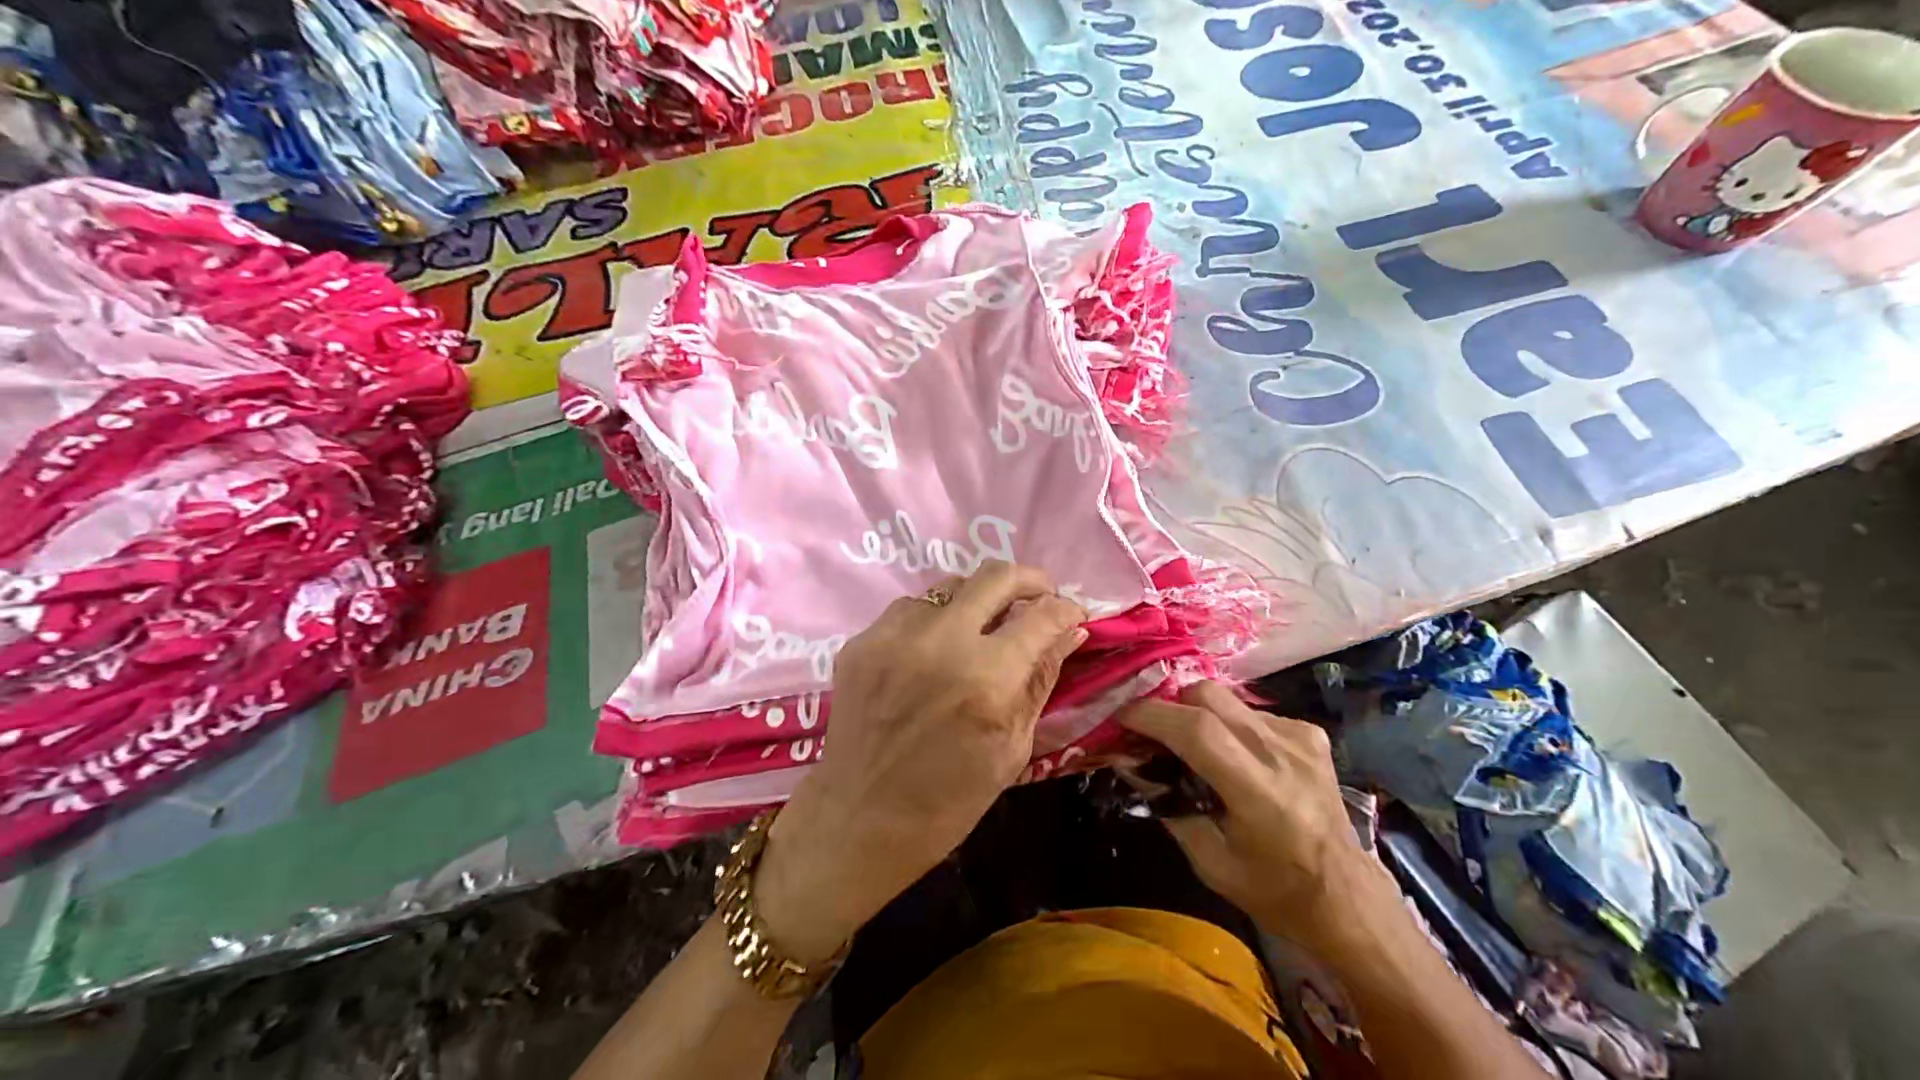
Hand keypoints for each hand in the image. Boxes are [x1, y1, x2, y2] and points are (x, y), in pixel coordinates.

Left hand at [753, 561, 1086, 962]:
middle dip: (1029, 580)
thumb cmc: (948, 801)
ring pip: (950, 588)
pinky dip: (933, 621)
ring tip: (981, 629)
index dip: (1066, 609)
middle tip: (1039, 594)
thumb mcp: (1012, 747)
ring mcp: (894, 636)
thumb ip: (1040, 680)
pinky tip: (933, 650)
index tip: (1073, 615)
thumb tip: (1070, 632)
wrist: (860, 820)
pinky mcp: (862, 641)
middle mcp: (941, 643)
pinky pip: (910, 609)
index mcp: (987, 679)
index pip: (1041, 616)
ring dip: (975, 601)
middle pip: (996, 576)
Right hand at [1117, 681, 1386, 947]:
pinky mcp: (1310, 733)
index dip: (1151, 715)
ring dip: (1196, 712)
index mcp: (1260, 792)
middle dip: (1168, 704)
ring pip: (1228, 698)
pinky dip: (1227, 723)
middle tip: (1148, 730)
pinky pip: (1251, 711)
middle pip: (1209, 695)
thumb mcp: (1210, 862)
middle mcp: (1282, 753)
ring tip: (1185, 743)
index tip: (1120, 718)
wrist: (1348, 898)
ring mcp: (1301, 737)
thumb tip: (1128, 762)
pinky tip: (1230, 754)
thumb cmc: (1274, 891)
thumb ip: (1168, 805)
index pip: (1196, 730)